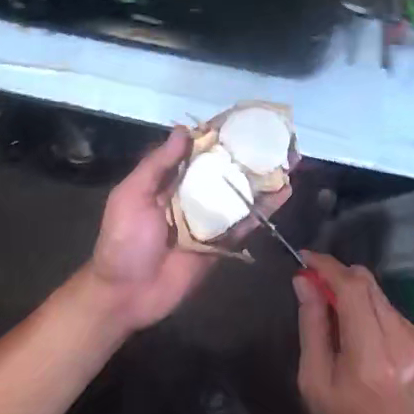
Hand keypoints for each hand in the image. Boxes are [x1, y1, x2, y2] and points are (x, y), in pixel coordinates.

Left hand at [86, 128, 289, 330]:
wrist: (126, 294)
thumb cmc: (123, 241)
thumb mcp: (131, 196)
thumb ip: (157, 165)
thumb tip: (184, 129)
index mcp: (171, 181)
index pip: (200, 151)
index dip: (222, 135)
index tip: (246, 119)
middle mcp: (194, 196)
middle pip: (227, 171)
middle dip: (251, 156)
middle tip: (278, 138)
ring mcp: (211, 219)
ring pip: (242, 194)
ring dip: (265, 178)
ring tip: (290, 161)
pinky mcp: (223, 243)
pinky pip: (246, 223)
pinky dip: (265, 209)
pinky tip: (284, 193)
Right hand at [294, 251, 413, 413]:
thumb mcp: (315, 385)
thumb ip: (312, 327)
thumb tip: (304, 282)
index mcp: (371, 356)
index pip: (353, 290)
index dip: (329, 268)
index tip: (307, 258)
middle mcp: (402, 341)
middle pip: (370, 286)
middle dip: (341, 277)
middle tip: (315, 285)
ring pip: (382, 298)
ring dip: (357, 298)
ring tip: (337, 323)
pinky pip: (394, 315)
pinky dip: (374, 315)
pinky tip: (363, 341)